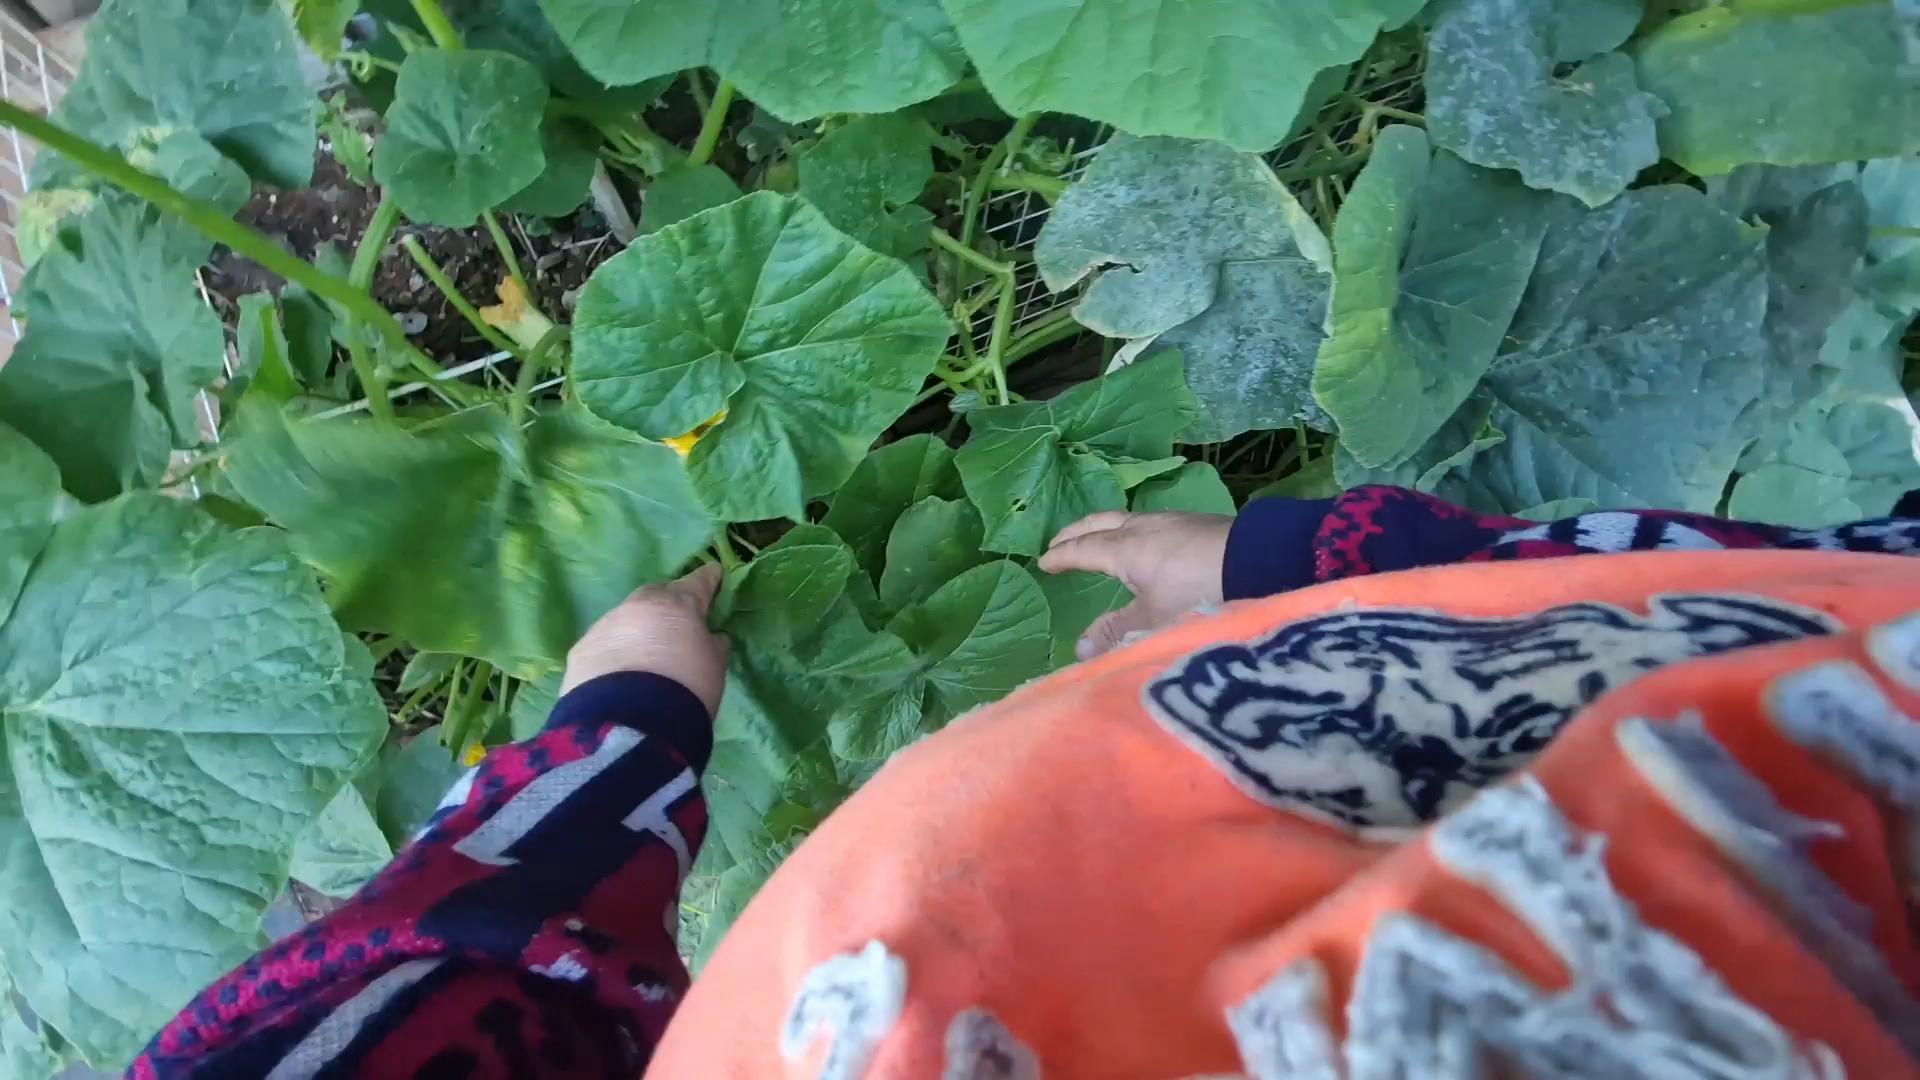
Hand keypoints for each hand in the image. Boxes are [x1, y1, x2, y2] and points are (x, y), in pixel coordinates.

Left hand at [562, 563, 728, 714]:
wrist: (630, 723)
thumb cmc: (686, 687)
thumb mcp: (714, 666)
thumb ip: (713, 646)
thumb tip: (712, 637)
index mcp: (677, 604)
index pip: (698, 582)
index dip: (709, 579)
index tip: (715, 574)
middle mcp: (638, 606)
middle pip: (657, 595)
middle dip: (668, 602)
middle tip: (678, 620)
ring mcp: (605, 626)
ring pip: (627, 619)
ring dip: (639, 629)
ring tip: (647, 653)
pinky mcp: (581, 651)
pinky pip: (606, 643)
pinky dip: (617, 651)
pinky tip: (622, 671)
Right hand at [1037, 511, 1233, 660]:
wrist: (1265, 562)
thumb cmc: (1202, 592)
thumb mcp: (1156, 619)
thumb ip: (1118, 632)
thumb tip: (1080, 649)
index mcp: (1125, 549)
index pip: (1082, 549)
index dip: (1062, 556)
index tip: (1044, 562)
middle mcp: (1142, 528)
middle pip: (1099, 523)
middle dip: (1075, 532)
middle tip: (1058, 542)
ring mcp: (1169, 521)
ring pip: (1123, 518)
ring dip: (1102, 527)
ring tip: (1095, 539)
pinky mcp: (1193, 522)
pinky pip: (1145, 520)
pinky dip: (1127, 528)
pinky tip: (1140, 541)